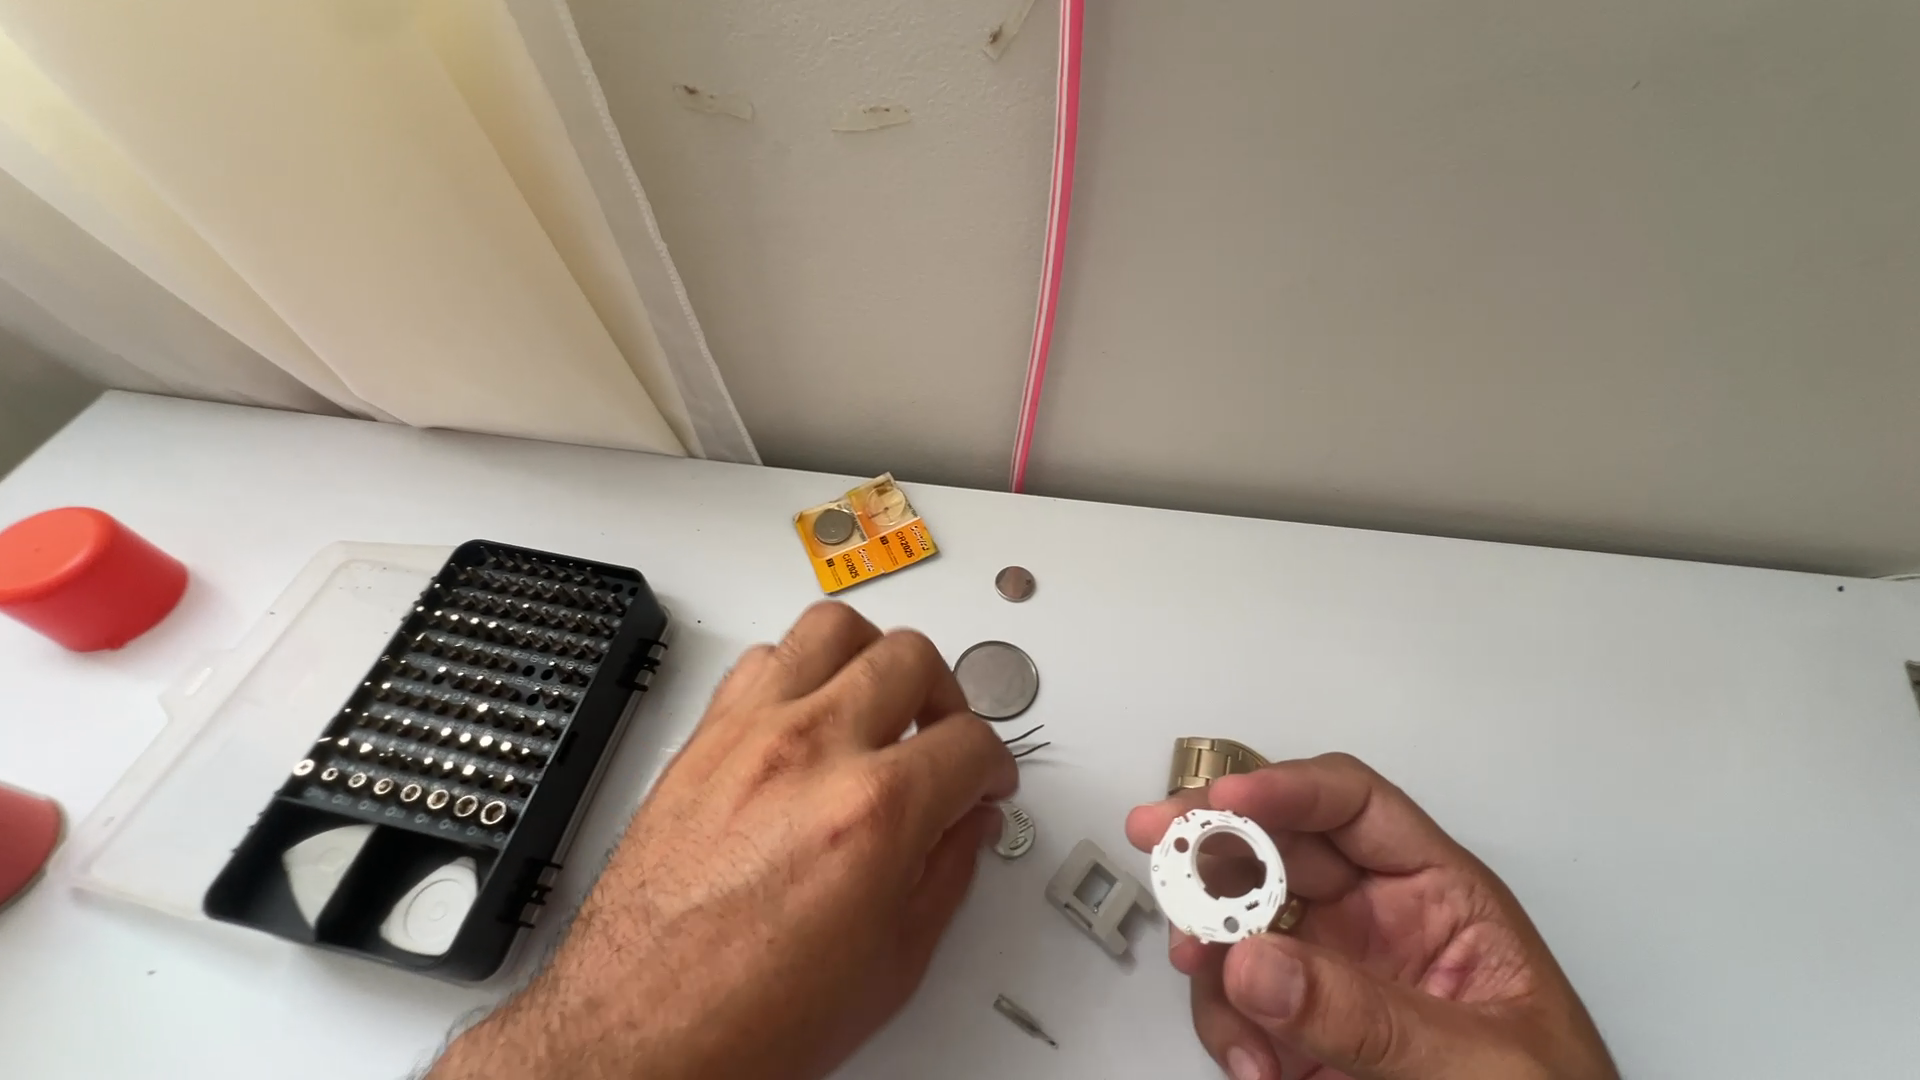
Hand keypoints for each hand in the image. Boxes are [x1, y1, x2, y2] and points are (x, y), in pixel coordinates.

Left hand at [432, 603, 1017, 1079]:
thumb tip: (969, 817)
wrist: (636, 1034)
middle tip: (944, 733)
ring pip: (834, 628)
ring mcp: (751, 733)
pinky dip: (802, 670)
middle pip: (912, 658)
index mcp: (871, 811)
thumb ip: (947, 869)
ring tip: (880, 698)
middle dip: (948, 696)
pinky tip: (811, 710)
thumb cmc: (745, 1019)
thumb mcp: (892, 962)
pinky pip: (764, 657)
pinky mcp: (705, 736)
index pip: (970, 741)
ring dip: (874, 656)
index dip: (994, 763)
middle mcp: (811, 751)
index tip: (985, 778)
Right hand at [1126, 754, 1616, 1079]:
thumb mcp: (1482, 1069)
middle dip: (1212, 840)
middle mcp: (1369, 913)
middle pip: (1274, 844)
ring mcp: (1325, 966)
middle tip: (1152, 835)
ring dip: (1207, 938)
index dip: (1288, 788)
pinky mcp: (1293, 1021)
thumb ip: (1371, 1018)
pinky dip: (1222, 1019)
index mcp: (1435, 893)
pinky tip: (1251, 1066)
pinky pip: (1234, 992)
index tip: (1224, 798)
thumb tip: (1249, 963)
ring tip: (1199, 974)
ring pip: (1237, 914)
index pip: (1354, 807)